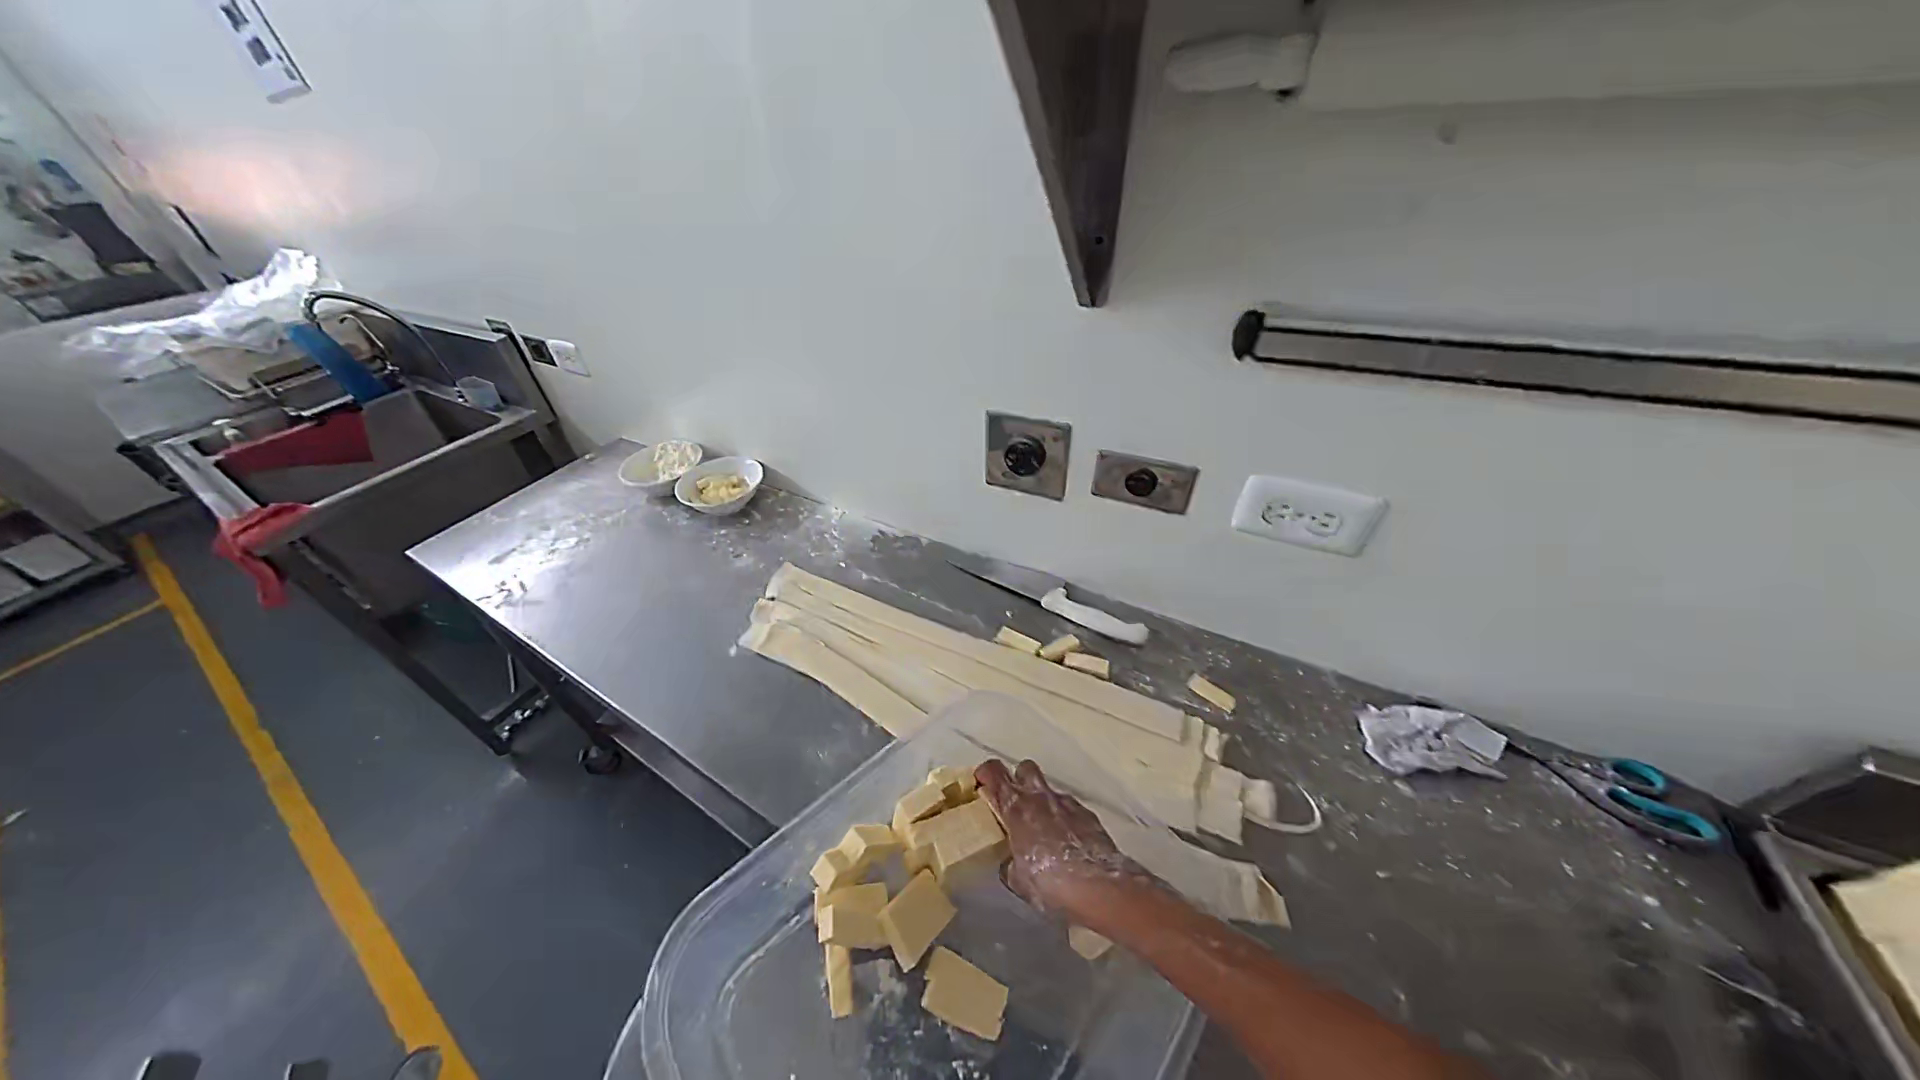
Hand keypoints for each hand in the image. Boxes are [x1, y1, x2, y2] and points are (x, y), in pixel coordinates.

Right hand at [974, 759, 1158, 916]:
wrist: (1099, 888)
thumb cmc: (1050, 884)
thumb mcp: (1018, 879)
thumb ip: (1010, 863)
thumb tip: (1011, 862)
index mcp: (1016, 808)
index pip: (995, 771)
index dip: (986, 773)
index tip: (982, 783)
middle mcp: (1040, 797)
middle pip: (1024, 768)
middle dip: (1017, 779)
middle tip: (1014, 802)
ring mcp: (1066, 803)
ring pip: (1048, 788)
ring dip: (1041, 801)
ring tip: (1042, 829)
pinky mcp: (1087, 814)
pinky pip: (1069, 807)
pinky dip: (1063, 817)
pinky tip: (1066, 841)